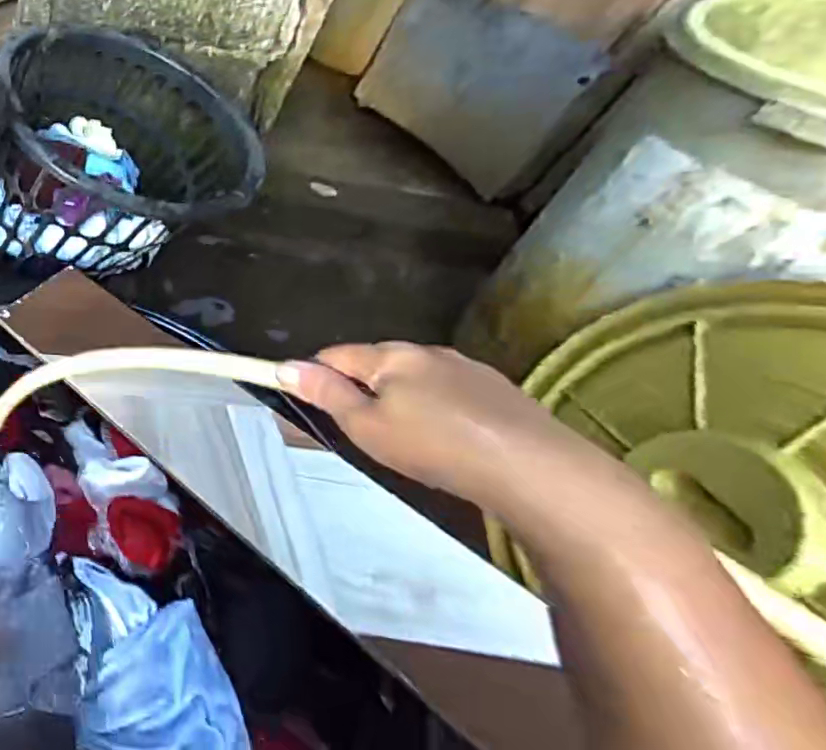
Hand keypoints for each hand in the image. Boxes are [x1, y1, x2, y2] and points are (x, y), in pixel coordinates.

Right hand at [278, 342, 608, 509]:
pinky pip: (452, 394)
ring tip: (412, 442)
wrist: (540, 473)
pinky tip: (453, 442)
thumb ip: (326, 394)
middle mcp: (427, 352)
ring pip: (417, 379)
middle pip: (376, 364)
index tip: (312, 402)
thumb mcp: (367, 427)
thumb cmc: (437, 447)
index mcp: (390, 355)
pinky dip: (441, 411)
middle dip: (363, 389)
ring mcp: (469, 369)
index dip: (315, 375)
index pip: (334, 354)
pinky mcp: (501, 392)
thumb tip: (285, 366)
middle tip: (365, 432)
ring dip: (404, 400)